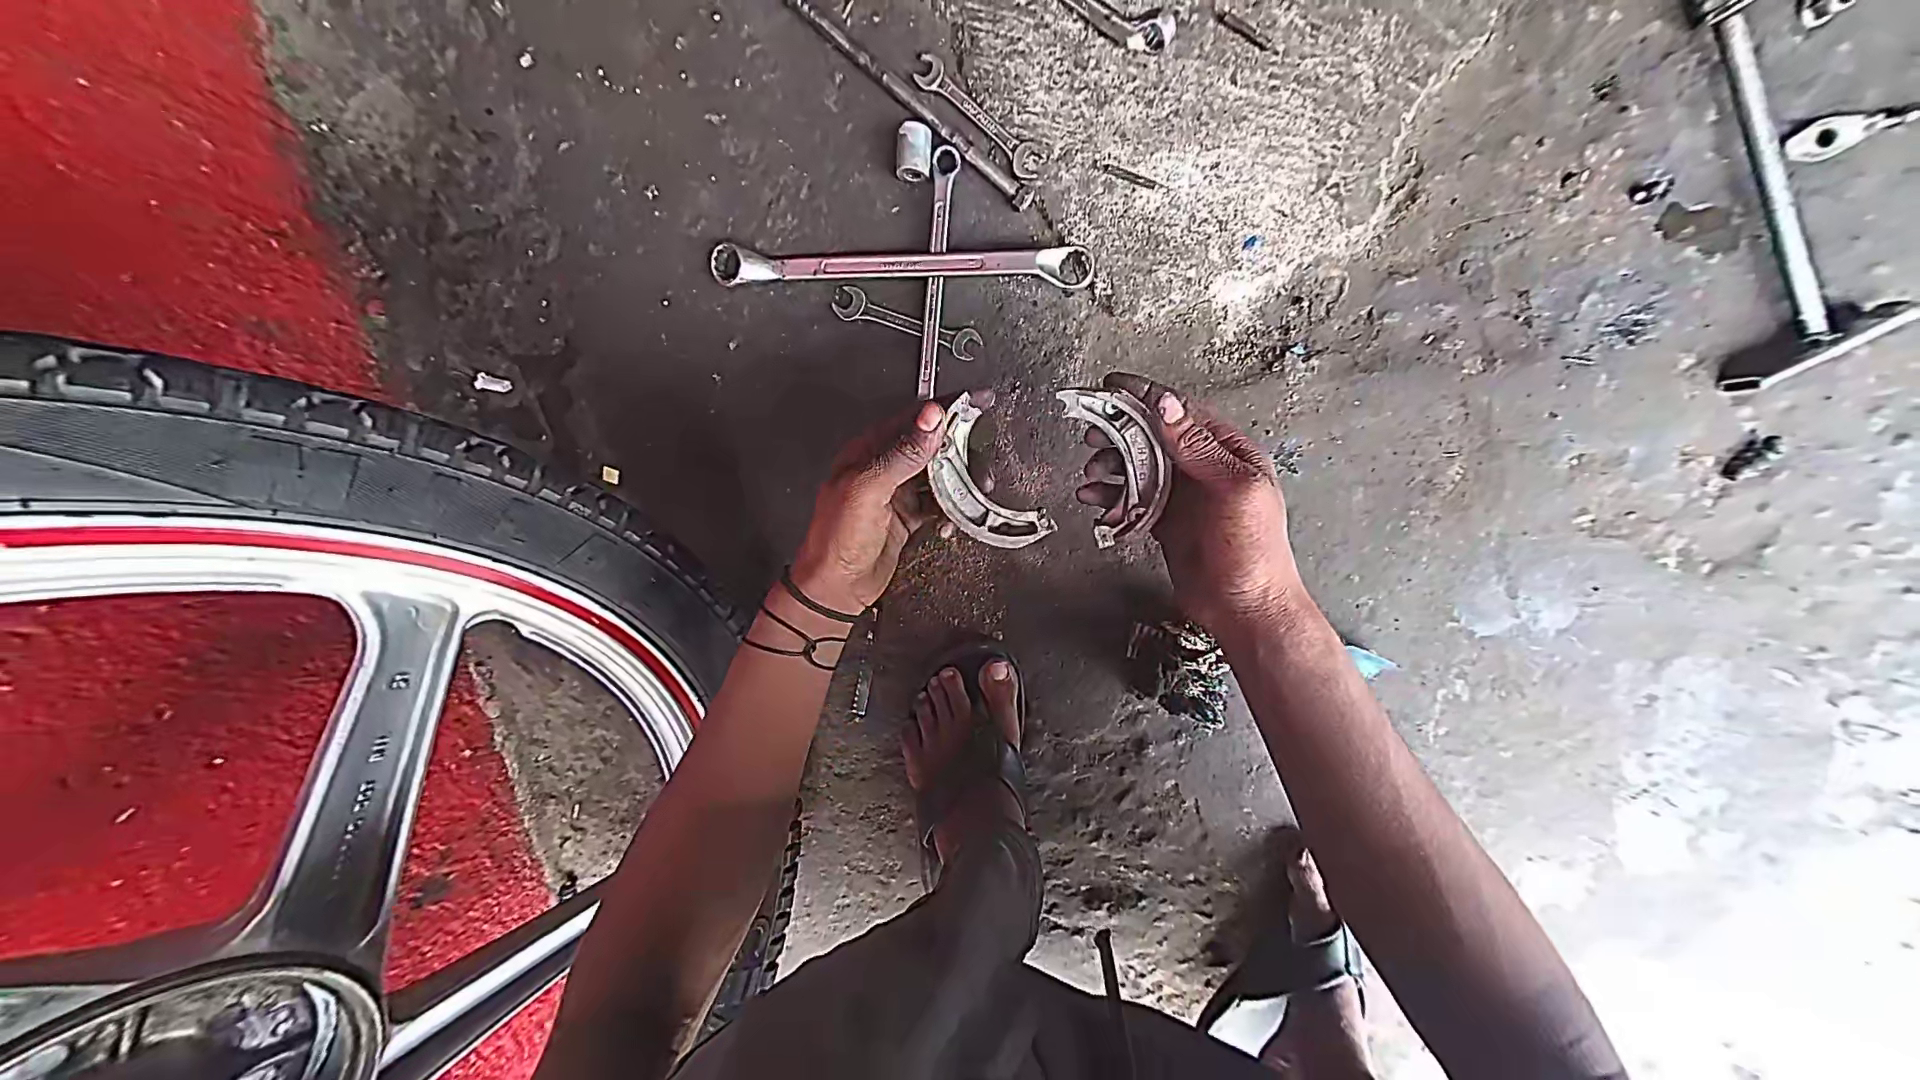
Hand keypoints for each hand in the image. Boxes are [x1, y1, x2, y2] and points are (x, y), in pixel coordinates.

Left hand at [790, 396, 960, 612]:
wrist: (836, 588)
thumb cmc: (837, 540)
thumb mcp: (869, 489)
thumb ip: (902, 453)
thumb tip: (931, 419)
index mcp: (869, 450)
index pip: (914, 418)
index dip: (947, 409)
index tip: (977, 401)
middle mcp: (884, 467)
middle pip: (932, 445)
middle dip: (960, 450)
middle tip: (981, 458)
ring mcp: (897, 492)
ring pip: (939, 474)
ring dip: (958, 482)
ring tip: (971, 491)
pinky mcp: (907, 516)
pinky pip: (938, 503)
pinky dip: (950, 510)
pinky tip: (949, 521)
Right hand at [1076, 373, 1305, 635]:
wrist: (1245, 606)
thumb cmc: (1254, 550)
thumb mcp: (1233, 488)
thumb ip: (1198, 446)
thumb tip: (1166, 405)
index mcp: (1226, 452)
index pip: (1179, 412)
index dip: (1144, 397)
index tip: (1111, 388)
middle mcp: (1201, 468)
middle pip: (1151, 438)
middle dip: (1119, 433)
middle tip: (1093, 434)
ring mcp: (1181, 495)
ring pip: (1136, 468)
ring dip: (1110, 467)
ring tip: (1092, 473)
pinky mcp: (1164, 520)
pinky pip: (1131, 499)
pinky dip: (1111, 498)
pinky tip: (1097, 501)